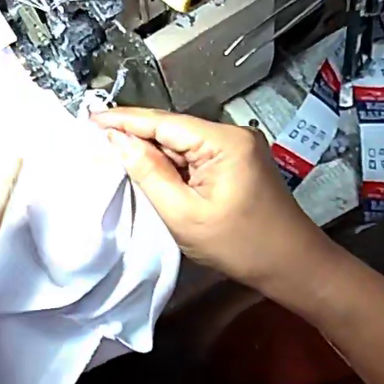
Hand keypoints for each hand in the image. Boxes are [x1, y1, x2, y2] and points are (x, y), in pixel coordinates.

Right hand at [92, 107, 339, 299]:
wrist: (292, 265)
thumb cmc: (240, 246)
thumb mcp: (184, 214)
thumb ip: (149, 173)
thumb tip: (118, 141)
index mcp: (224, 142)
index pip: (164, 122)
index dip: (125, 120)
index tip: (91, 118)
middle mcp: (232, 134)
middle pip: (172, 128)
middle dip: (135, 133)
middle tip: (94, 135)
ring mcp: (237, 145)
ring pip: (182, 142)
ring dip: (151, 149)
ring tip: (112, 150)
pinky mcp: (237, 159)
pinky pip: (194, 153)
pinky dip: (170, 161)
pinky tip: (147, 166)